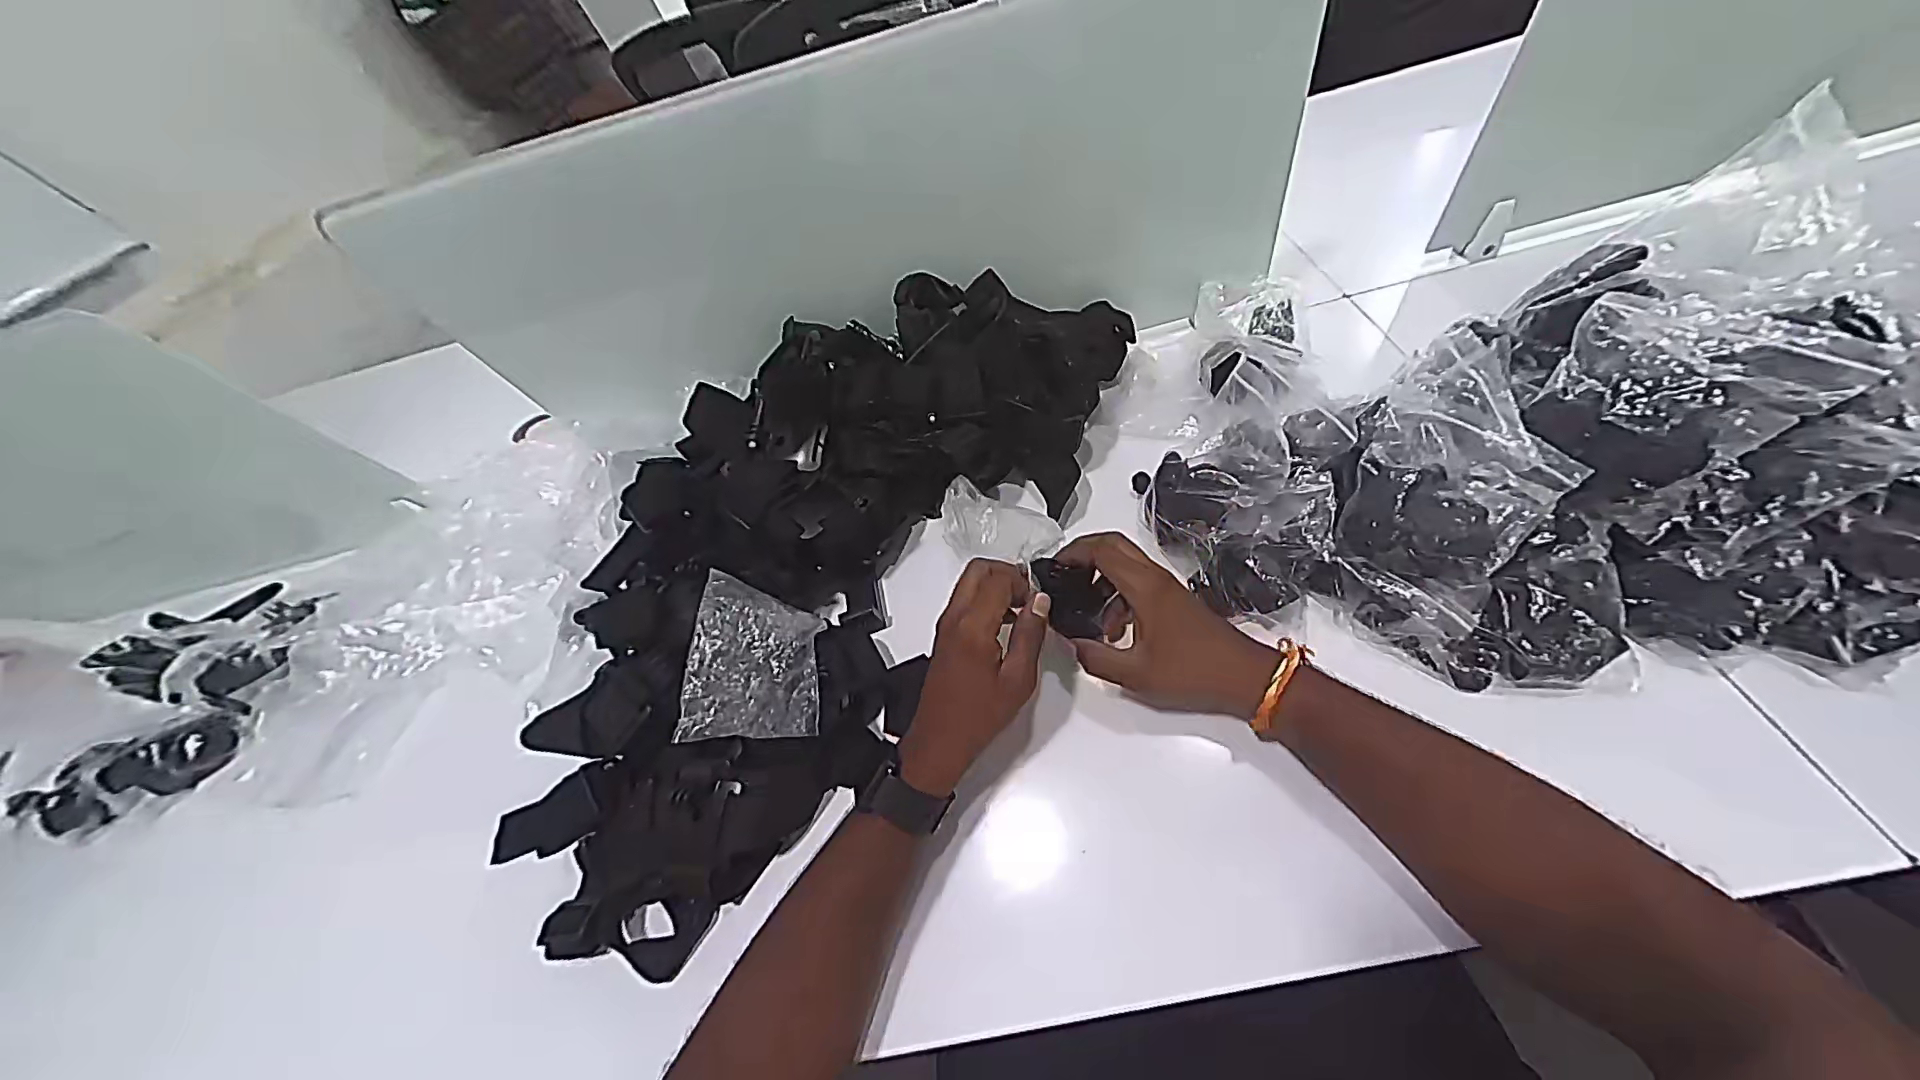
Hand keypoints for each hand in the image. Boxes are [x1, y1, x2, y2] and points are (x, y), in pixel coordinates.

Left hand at [897, 559, 1050, 796]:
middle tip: (1029, 595)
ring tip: (1021, 610)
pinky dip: (985, 600)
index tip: (1039, 600)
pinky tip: (1005, 624)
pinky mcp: (943, 635)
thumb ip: (1031, 635)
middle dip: (1008, 573)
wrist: (940, 741)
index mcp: (972, 627)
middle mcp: (953, 620)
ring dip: (996, 585)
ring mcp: (945, 626)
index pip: (998, 579)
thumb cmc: (975, 718)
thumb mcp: (1018, 679)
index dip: (1024, 583)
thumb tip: (1040, 603)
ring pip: (969, 582)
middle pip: (978, 569)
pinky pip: (964, 600)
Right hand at [1055, 532, 1279, 717]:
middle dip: (1084, 554)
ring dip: (1100, 579)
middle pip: (1113, 545)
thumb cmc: (1196, 672)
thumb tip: (1073, 645)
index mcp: (1145, 588)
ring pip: (1125, 564)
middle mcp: (1156, 579)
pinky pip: (1137, 583)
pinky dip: (1117, 595)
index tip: (1055, 565)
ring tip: (1087, 611)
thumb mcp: (1135, 673)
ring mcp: (1167, 587)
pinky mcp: (1173, 599)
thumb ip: (1095, 658)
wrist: (1244, 677)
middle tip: (1064, 573)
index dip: (1073, 552)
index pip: (1102, 550)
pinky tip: (1114, 629)